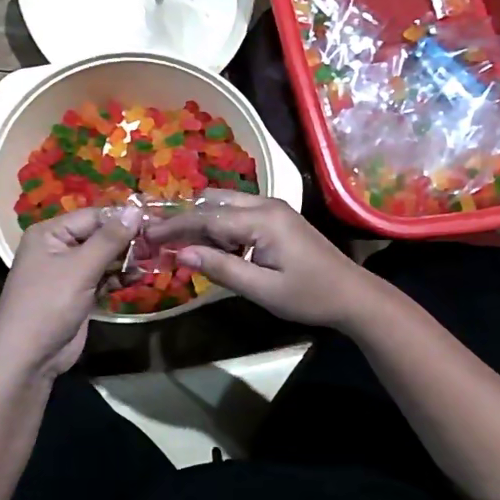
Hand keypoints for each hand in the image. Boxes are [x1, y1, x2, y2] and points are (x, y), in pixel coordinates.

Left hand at [0, 205, 140, 376]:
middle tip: (158, 244)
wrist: (29, 357)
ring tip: (152, 261)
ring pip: (104, 257)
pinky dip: (119, 276)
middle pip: (100, 235)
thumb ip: (110, 238)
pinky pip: (103, 277)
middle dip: (127, 240)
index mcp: (50, 233)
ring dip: (126, 259)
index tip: (155, 221)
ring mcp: (68, 272)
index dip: (123, 218)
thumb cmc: (49, 304)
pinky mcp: (79, 293)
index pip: (93, 216)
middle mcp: (58, 247)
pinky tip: (139, 278)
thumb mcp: (81, 268)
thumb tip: (135, 209)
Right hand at [146, 190, 379, 327]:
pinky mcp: (278, 218)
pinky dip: (220, 226)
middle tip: (159, 239)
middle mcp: (266, 204)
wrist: (352, 294)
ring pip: (226, 205)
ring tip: (180, 245)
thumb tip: (181, 254)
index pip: (207, 218)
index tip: (147, 236)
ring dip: (203, 222)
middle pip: (214, 203)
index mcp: (263, 219)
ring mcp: (274, 209)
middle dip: (186, 219)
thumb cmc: (309, 296)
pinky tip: (212, 247)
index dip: (175, 227)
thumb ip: (222, 269)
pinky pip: (240, 213)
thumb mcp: (263, 289)